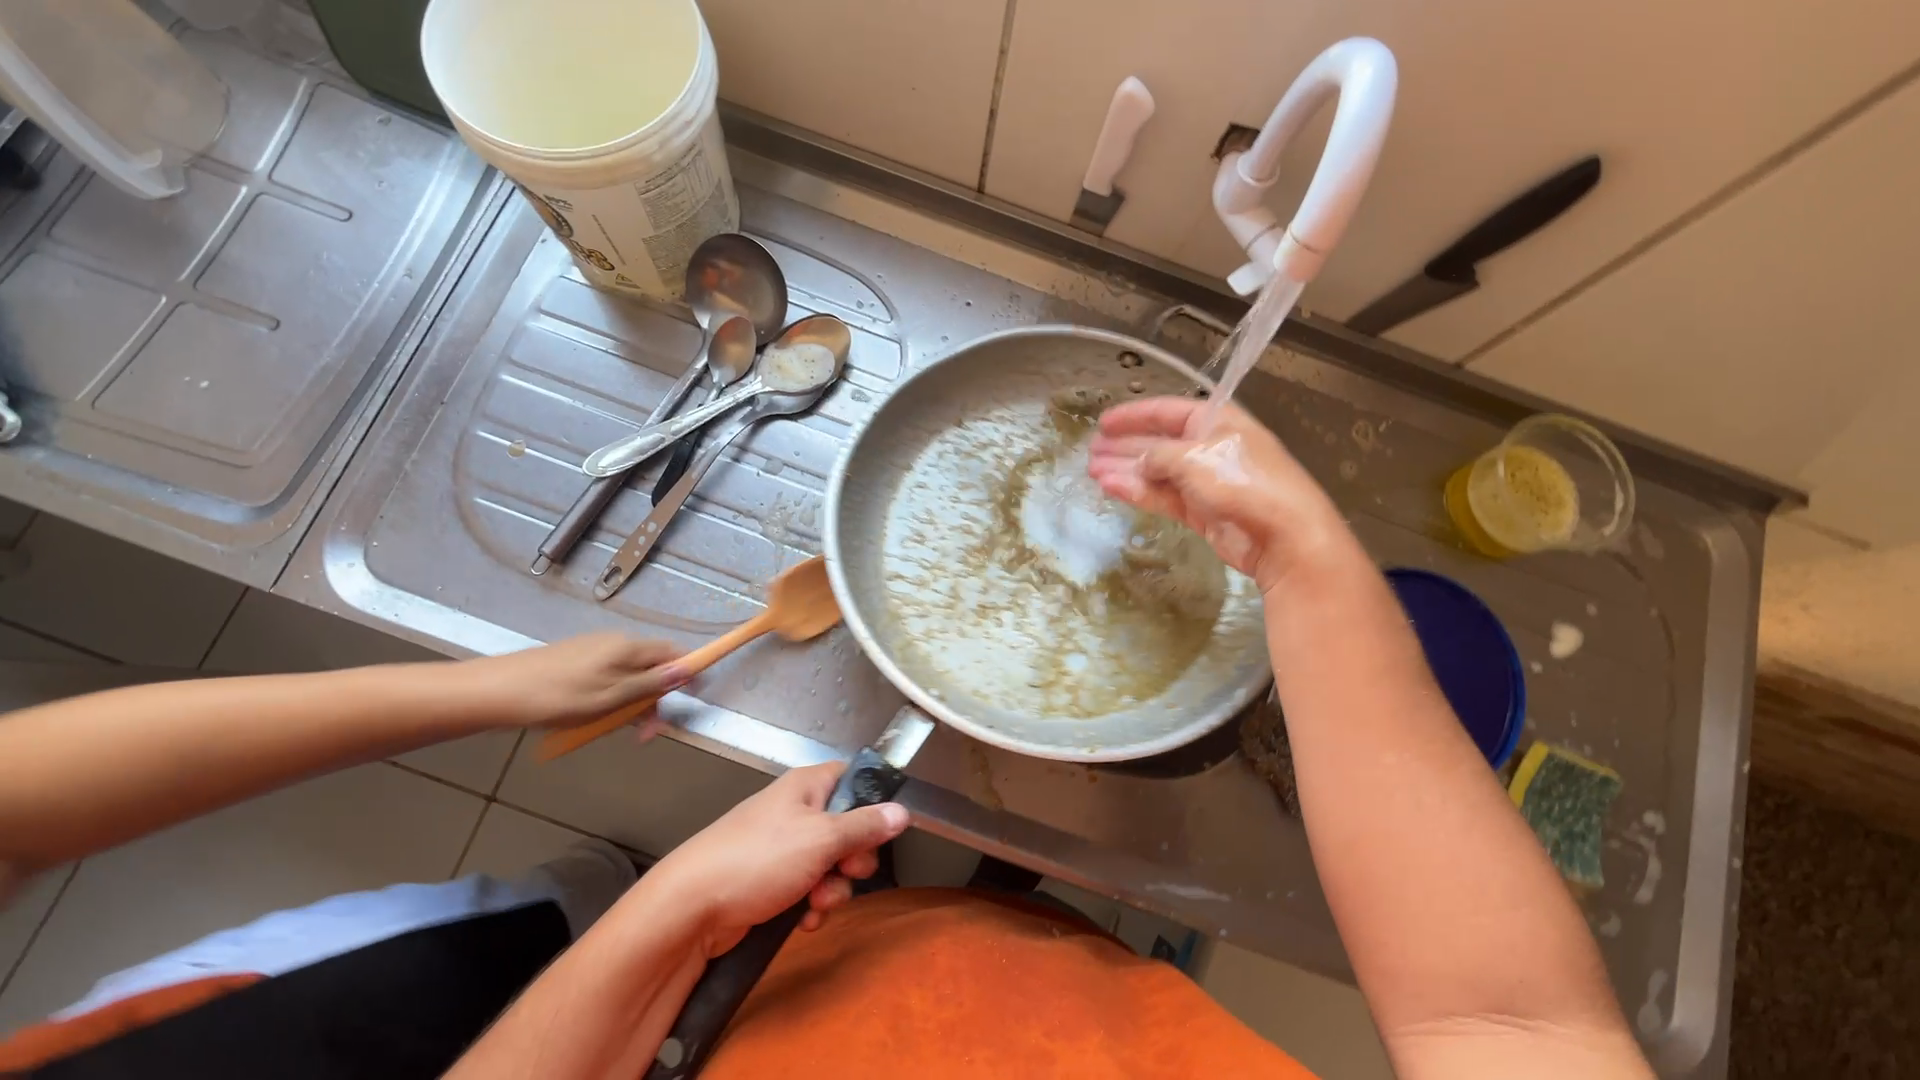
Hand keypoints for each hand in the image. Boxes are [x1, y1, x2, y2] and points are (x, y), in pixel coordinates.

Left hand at [459, 634, 690, 728]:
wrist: (496, 692)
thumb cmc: (558, 697)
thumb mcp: (610, 698)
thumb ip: (650, 685)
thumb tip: (686, 671)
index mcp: (628, 648)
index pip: (673, 652)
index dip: (688, 671)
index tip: (697, 695)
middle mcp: (615, 643)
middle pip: (651, 667)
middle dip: (655, 698)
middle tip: (647, 733)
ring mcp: (593, 651)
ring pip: (628, 676)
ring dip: (632, 703)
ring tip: (616, 729)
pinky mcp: (574, 661)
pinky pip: (608, 679)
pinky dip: (612, 698)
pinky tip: (595, 718)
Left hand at [650, 762, 910, 956]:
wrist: (691, 908)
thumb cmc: (758, 860)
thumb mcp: (821, 838)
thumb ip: (866, 826)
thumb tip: (903, 811)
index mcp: (807, 786)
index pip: (853, 778)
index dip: (871, 802)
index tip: (879, 828)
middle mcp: (796, 811)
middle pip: (849, 829)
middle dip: (853, 859)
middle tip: (844, 870)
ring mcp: (784, 848)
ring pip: (832, 865)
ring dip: (833, 889)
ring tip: (815, 902)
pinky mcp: (773, 882)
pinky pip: (810, 889)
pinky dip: (812, 905)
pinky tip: (802, 919)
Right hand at [1087, 396, 1352, 594]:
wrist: (1285, 536)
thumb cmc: (1243, 482)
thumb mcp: (1195, 458)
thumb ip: (1158, 455)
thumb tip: (1137, 461)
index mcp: (1218, 422)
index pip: (1169, 411)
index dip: (1135, 415)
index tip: (1104, 423)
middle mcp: (1211, 448)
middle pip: (1160, 442)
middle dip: (1126, 446)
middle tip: (1092, 451)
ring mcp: (1207, 483)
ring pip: (1157, 472)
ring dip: (1126, 471)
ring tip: (1093, 472)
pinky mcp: (1202, 513)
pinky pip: (1163, 497)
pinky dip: (1138, 492)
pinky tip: (1111, 488)